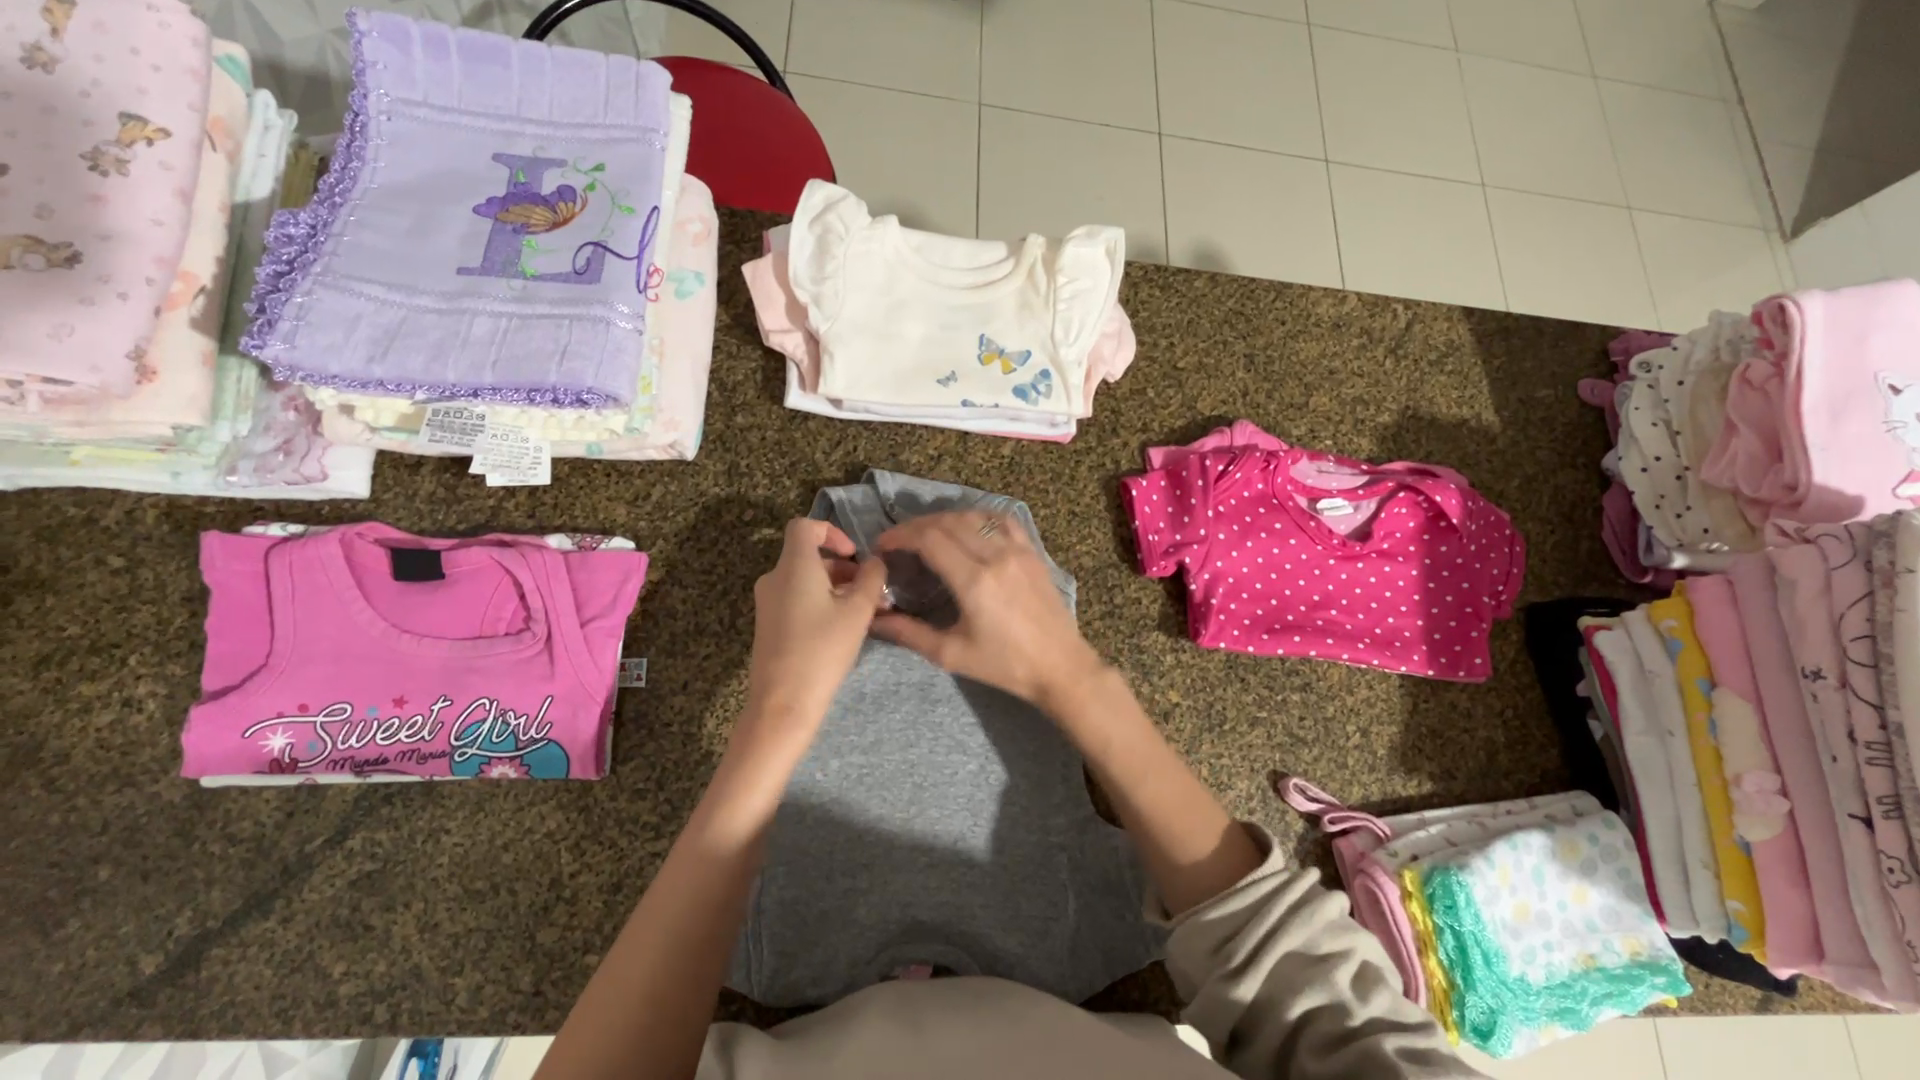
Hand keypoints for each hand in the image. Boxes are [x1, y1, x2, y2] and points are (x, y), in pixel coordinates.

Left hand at [740, 518, 887, 752]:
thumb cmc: (823, 650)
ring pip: (804, 580)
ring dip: (834, 587)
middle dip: (841, 567)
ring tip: (864, 611)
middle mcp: (775, 578)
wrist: (783, 702)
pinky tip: (843, 628)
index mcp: (793, 566)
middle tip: (870, 589)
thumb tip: (876, 562)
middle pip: (807, 556)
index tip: (855, 554)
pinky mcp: (768, 625)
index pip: (804, 526)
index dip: (831, 531)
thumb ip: (872, 579)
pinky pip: (796, 600)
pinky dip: (820, 603)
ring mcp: (767, 603)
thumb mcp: (858, 611)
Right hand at [872, 510, 1104, 710]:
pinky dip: (978, 518)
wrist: (1060, 667)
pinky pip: (1002, 520)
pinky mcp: (1033, 552)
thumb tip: (874, 619)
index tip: (882, 545)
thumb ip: (909, 633)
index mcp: (974, 581)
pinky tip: (967, 529)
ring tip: (927, 534)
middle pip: (947, 522)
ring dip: (944, 519)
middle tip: (898, 540)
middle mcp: (996, 556)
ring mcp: (1018, 550)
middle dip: (916, 526)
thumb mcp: (952, 654)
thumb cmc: (1005, 666)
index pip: (929, 539)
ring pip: (974, 516)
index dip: (901, 536)